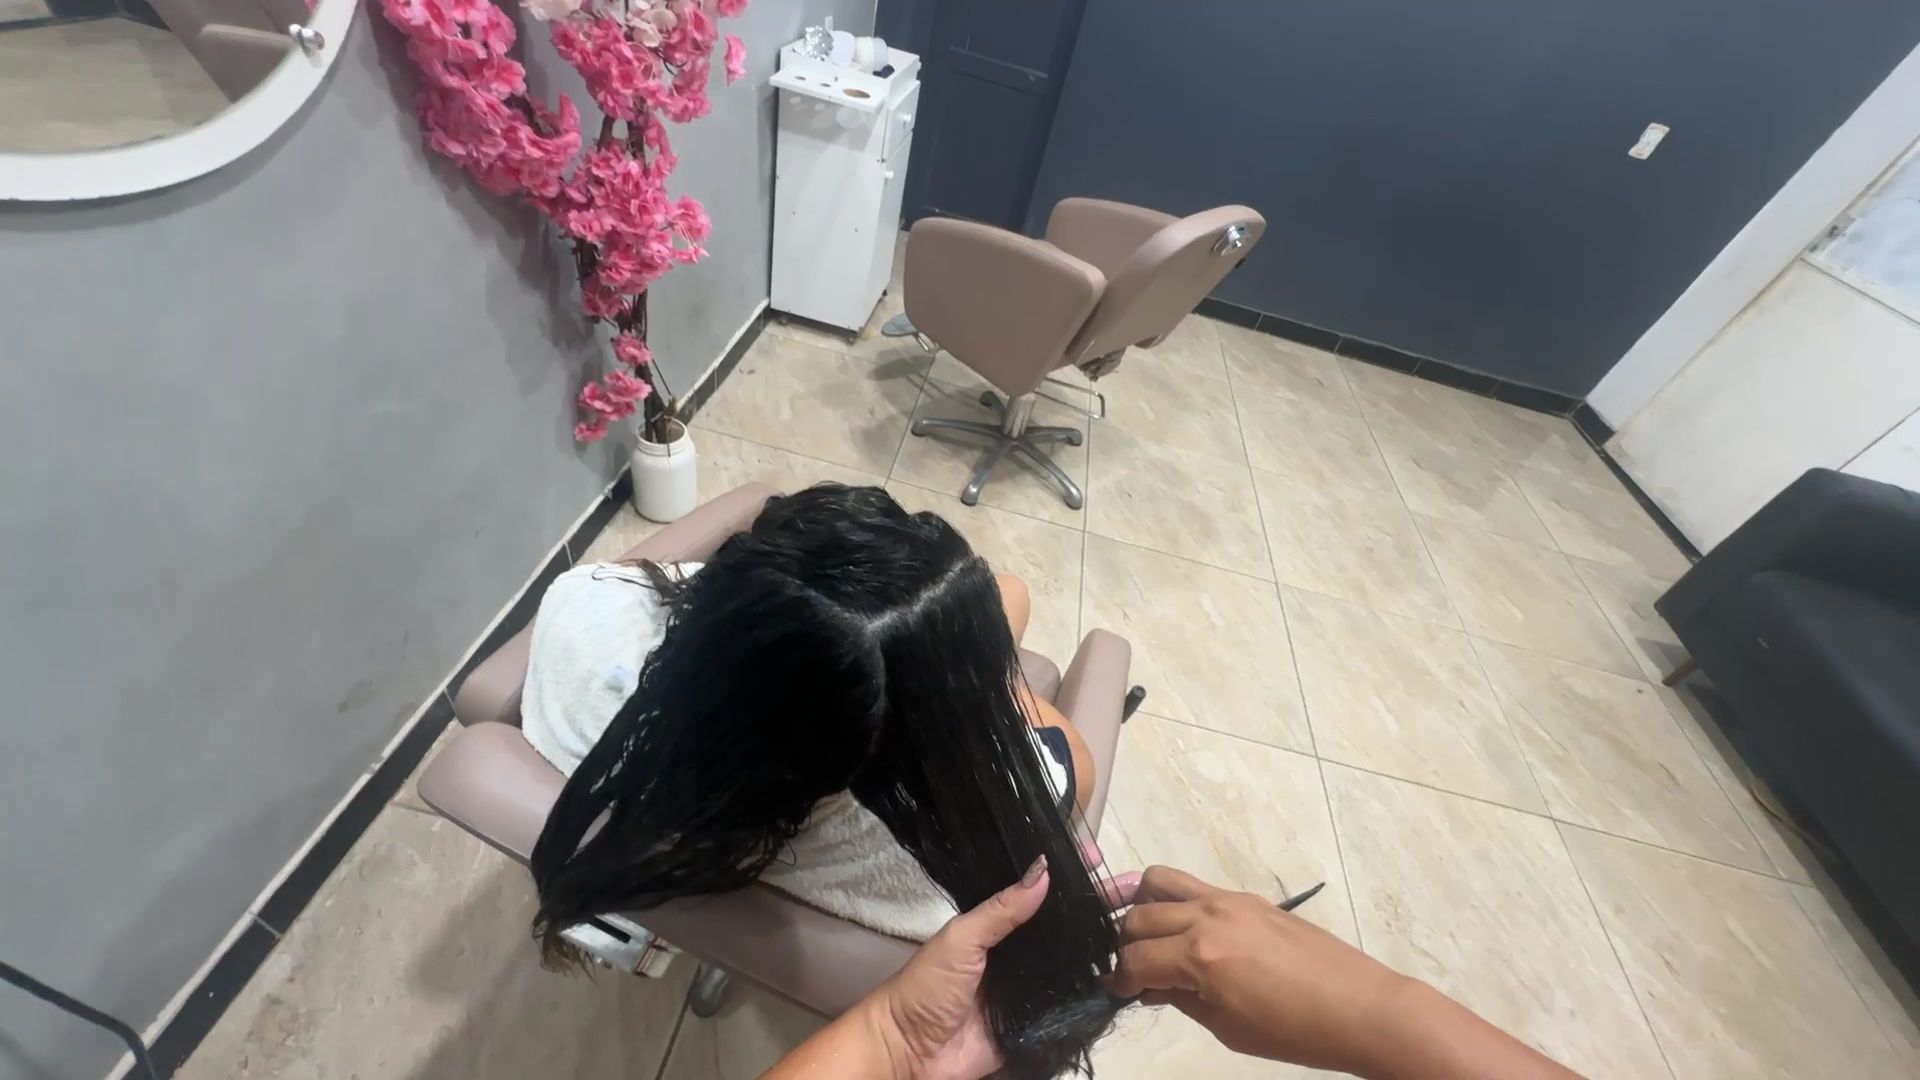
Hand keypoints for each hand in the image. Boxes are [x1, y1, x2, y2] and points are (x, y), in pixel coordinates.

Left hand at [859, 857, 1141, 1079]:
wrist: (911, 1051)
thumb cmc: (930, 984)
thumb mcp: (963, 937)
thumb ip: (1003, 908)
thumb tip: (1045, 868)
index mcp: (999, 923)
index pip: (1040, 891)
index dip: (1068, 874)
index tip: (1100, 855)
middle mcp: (1020, 951)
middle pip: (1063, 926)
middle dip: (1096, 908)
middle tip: (1136, 891)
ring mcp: (1030, 988)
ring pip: (1073, 963)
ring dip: (1102, 947)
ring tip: (1141, 926)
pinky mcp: (1037, 1025)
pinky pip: (1070, 1006)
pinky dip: (1095, 994)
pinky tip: (1126, 976)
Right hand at [1109, 866, 1411, 1076]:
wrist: (1359, 1007)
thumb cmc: (1294, 1033)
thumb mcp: (1228, 1028)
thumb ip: (1181, 998)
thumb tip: (1150, 984)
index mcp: (1200, 957)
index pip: (1135, 959)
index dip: (1118, 978)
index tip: (1113, 988)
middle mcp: (1204, 917)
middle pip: (1138, 916)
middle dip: (1123, 944)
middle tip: (1129, 967)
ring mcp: (1223, 899)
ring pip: (1156, 881)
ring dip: (1140, 905)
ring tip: (1144, 931)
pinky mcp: (1241, 895)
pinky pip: (1189, 884)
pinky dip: (1171, 900)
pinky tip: (1180, 927)